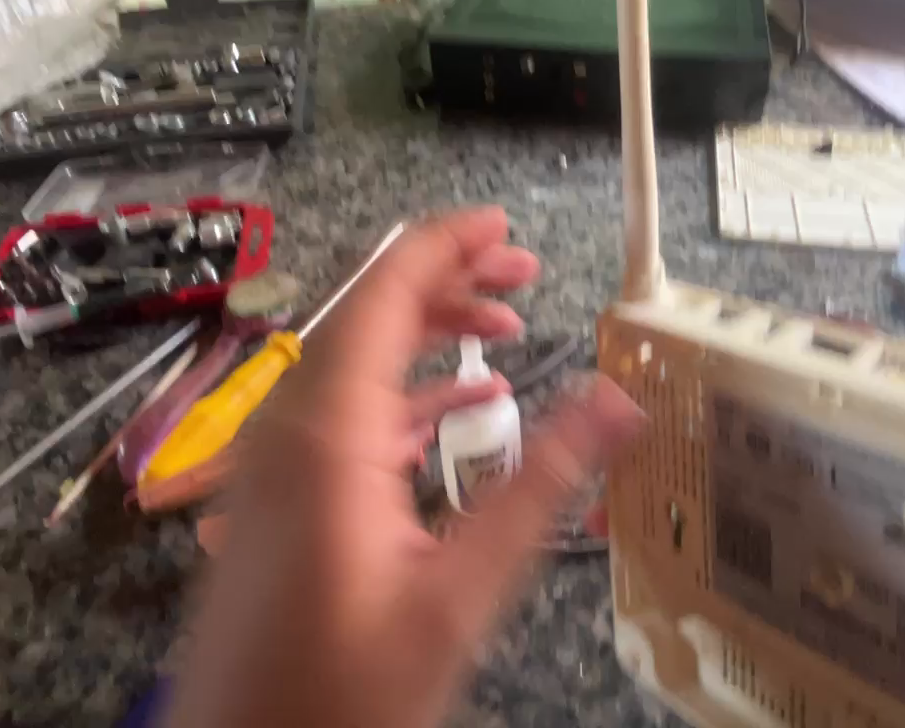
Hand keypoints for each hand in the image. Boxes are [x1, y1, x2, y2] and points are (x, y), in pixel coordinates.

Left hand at [163, 207, 643, 727]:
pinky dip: (411, 386)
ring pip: (364, 351)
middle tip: (523, 271)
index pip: (384, 290)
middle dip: (452, 278)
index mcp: (329, 428)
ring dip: (433, 329)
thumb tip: (618, 408)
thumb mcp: (460, 592)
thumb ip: (540, 487)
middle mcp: (295, 420)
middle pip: (373, 308)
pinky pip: (355, 402)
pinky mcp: (290, 480)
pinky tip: (465, 399)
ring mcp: (285, 449)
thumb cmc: (341, 693)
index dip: (444, 243)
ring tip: (507, 325)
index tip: (500, 223)